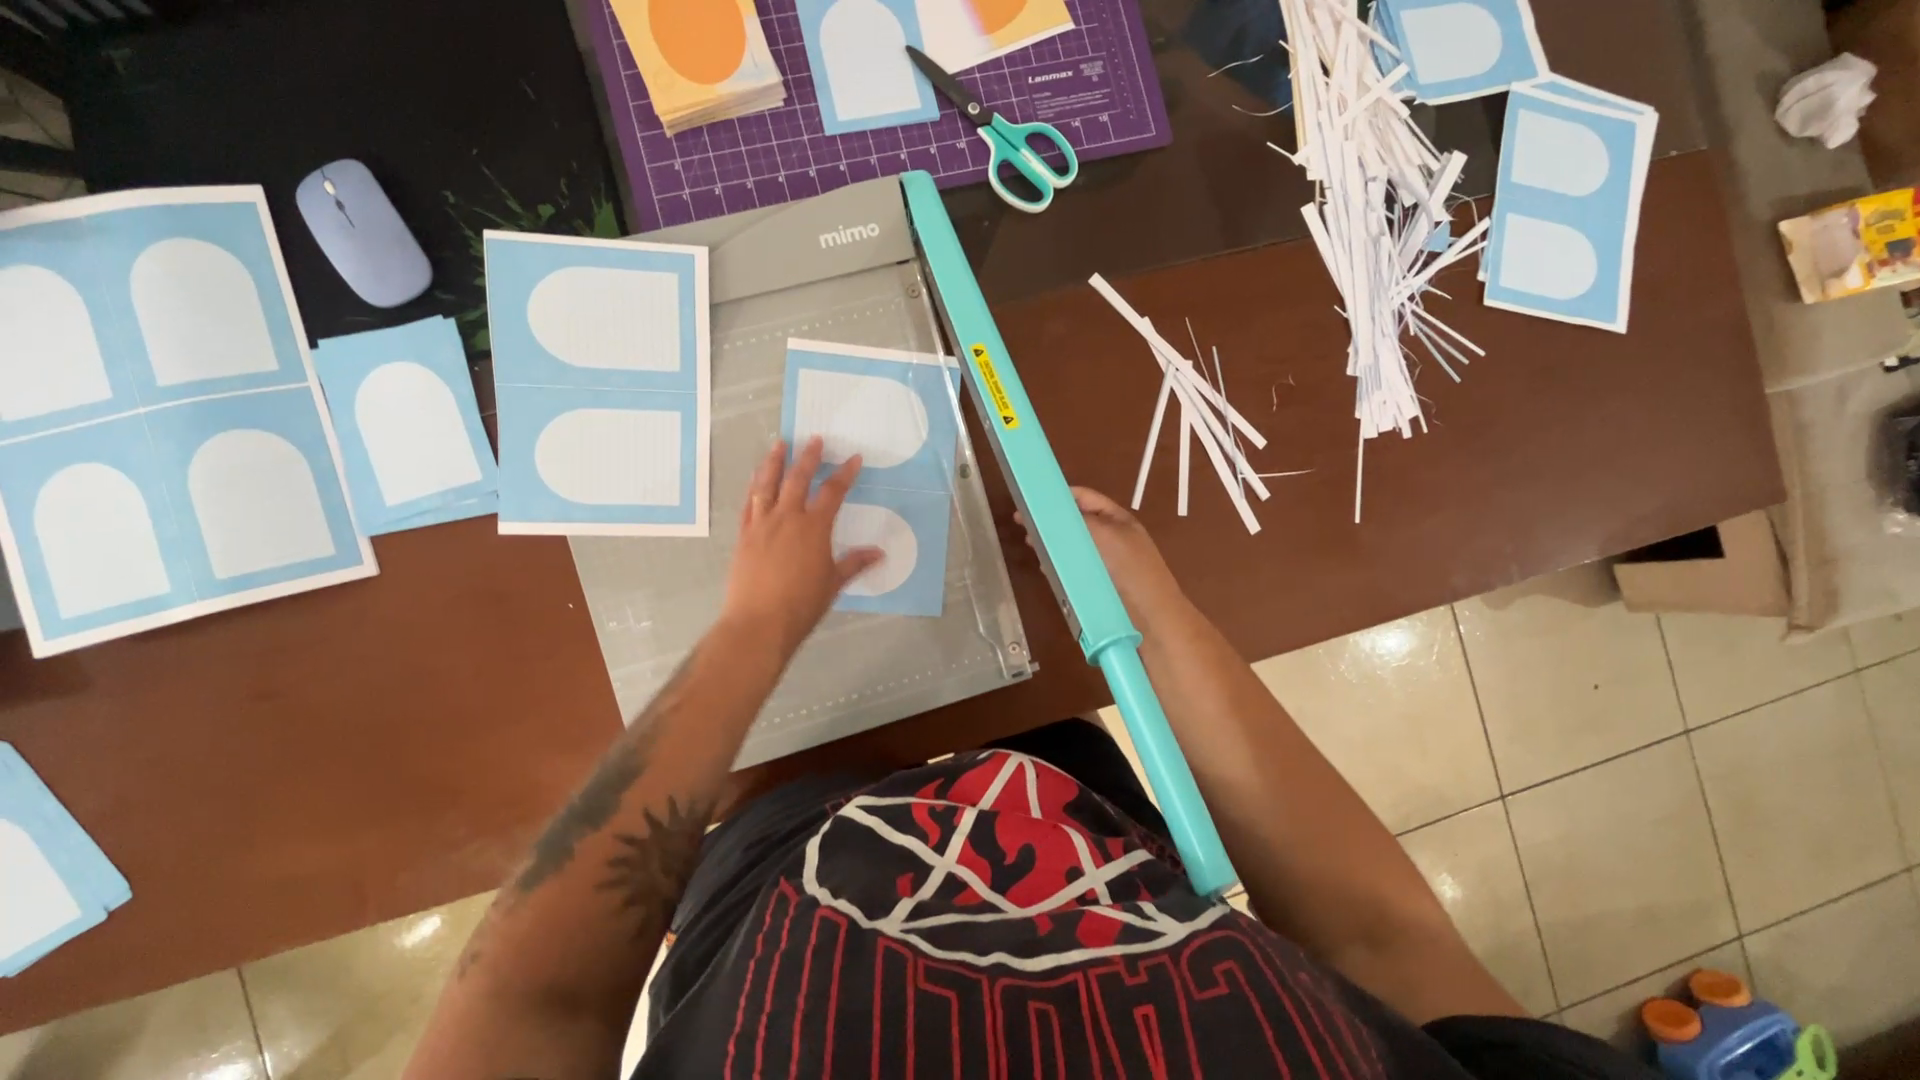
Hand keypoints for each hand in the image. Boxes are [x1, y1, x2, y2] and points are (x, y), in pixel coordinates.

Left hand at [720, 436, 882, 654]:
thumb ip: (854, 563)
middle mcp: (787, 518)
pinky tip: (756, 481)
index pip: (833, 492)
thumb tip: (879, 553)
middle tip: (814, 440)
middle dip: (808, 457)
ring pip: (767, 484)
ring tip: (779, 445)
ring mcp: (762, 525)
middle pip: (798, 479)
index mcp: (814, 527)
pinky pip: (749, 504)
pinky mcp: (744, 536)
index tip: (853, 459)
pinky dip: (753, 488)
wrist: (758, 622)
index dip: (845, 474)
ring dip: (774, 462)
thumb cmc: (802, 605)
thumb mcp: (833, 583)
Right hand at [1020, 487, 1189, 628]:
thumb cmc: (1130, 571)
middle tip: (1022, 523)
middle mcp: (1109, 537)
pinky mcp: (1096, 584)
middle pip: (1074, 521)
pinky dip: (1057, 565)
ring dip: (1051, 543)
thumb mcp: (1105, 536)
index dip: (1058, 495)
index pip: (1084, 497)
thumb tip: (1050, 509)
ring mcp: (1103, 562)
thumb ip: (1078, 519)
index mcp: (1116, 519)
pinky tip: (1044, 567)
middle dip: (1050, 520)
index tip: (1030, 497)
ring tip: (1029, 544)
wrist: (1152, 620)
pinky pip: (1072, 569)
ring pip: (1071, 546)